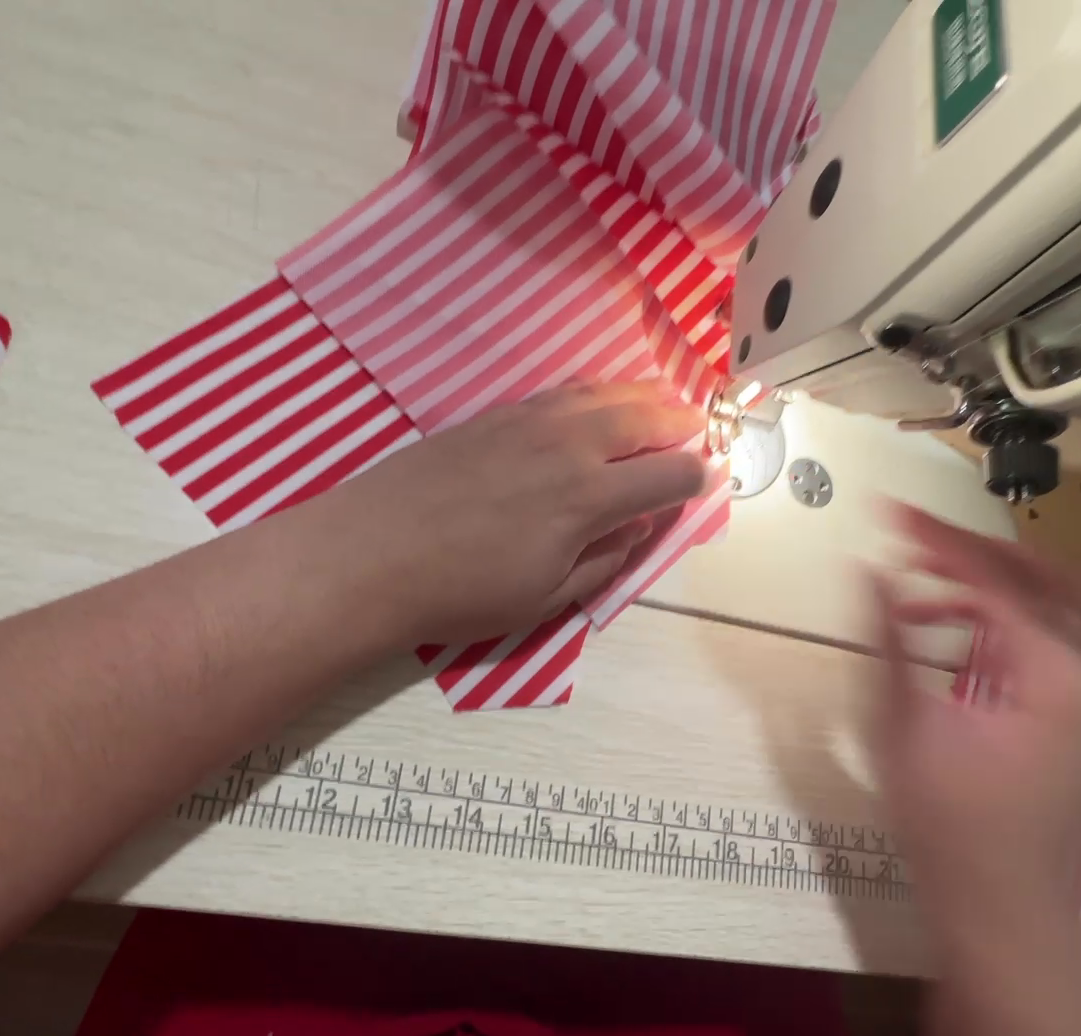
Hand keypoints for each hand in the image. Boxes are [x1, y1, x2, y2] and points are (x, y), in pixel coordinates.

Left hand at [292, 382, 712, 643]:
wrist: (370, 553)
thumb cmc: (460, 592)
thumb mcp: (545, 599)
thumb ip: (604, 561)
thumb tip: (640, 527)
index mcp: (588, 496)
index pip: (668, 474)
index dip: (699, 476)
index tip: (710, 478)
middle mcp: (567, 443)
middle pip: (644, 415)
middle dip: (682, 420)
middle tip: (700, 426)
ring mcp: (527, 420)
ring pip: (602, 391)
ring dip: (642, 394)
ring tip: (660, 400)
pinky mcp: (493, 414)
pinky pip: (560, 391)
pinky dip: (593, 392)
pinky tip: (593, 402)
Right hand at [869, 505, 1080, 936]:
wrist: (1007, 915)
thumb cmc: (950, 829)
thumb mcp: (904, 729)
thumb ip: (888, 640)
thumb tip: (866, 567)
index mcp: (1062, 677)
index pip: (997, 581)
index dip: (937, 540)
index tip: (887, 511)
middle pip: (1041, 579)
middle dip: (970, 551)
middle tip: (907, 538)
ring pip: (1050, 608)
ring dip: (983, 590)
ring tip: (913, 599)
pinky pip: (1052, 643)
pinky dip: (1001, 627)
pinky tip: (949, 639)